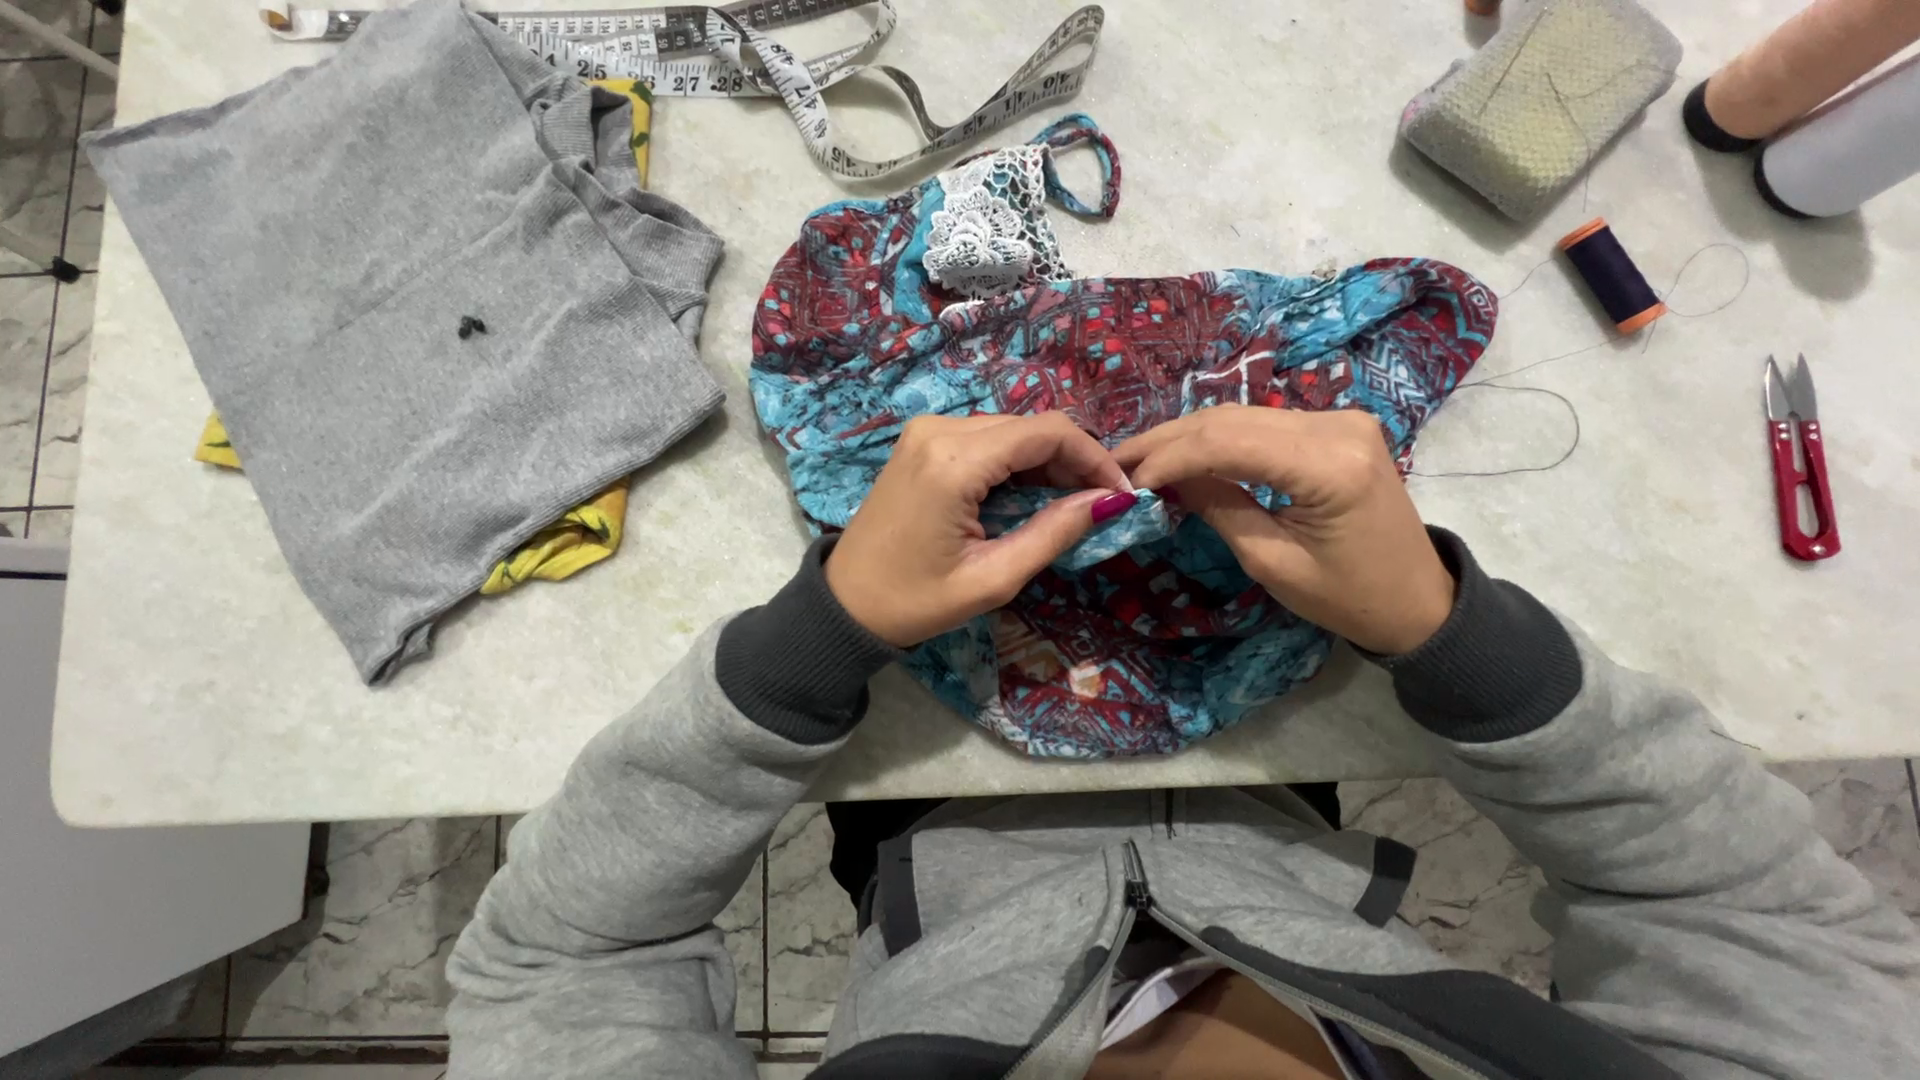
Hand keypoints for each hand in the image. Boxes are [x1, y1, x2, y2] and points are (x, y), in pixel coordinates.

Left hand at [827, 413, 1132, 646]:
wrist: (845, 604)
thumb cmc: (915, 602)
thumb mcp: (992, 578)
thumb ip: (1053, 533)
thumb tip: (1109, 502)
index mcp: (954, 461)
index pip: (1047, 433)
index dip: (1094, 458)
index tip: (1120, 494)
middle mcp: (939, 429)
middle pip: (1030, 426)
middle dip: (1073, 461)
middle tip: (1099, 505)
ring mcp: (925, 431)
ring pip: (1010, 430)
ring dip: (1046, 461)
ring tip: (1070, 504)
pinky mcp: (920, 442)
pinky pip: (985, 438)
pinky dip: (1016, 462)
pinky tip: (1031, 495)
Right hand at [1113, 405, 1454, 654]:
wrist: (1419, 600)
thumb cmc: (1348, 598)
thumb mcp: (1272, 563)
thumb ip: (1218, 508)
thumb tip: (1162, 478)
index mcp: (1328, 465)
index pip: (1226, 441)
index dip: (1167, 456)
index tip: (1123, 478)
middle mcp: (1337, 425)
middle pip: (1229, 419)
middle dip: (1167, 440)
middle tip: (1115, 462)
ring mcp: (1339, 420)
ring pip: (1240, 416)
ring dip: (1186, 437)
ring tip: (1138, 459)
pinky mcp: (1335, 427)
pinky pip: (1261, 425)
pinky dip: (1216, 440)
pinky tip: (1182, 454)